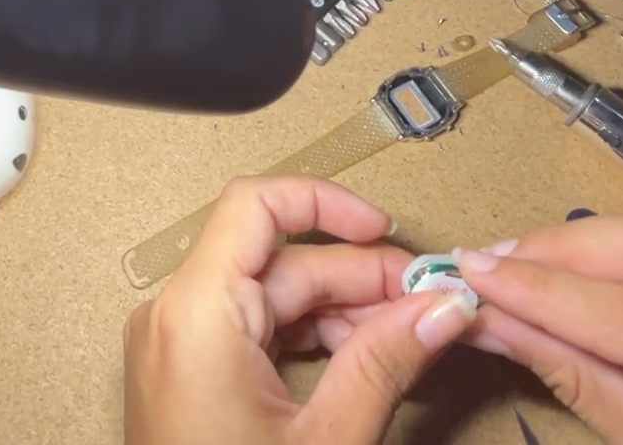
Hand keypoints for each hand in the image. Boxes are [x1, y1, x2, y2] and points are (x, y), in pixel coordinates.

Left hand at [124, 176, 477, 444]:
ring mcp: (180, 340)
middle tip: (428, 297)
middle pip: (276, 259)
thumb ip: (386, 359)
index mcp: (196, 311)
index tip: (384, 226)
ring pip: (271, 294)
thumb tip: (444, 306)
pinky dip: (311, 336)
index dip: (322, 201)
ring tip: (409, 330)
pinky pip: (256, 328)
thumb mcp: (328, 442)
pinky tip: (366, 352)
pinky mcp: (191, 368)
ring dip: (340, 307)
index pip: (254, 205)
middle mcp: (178, 312)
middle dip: (355, 273)